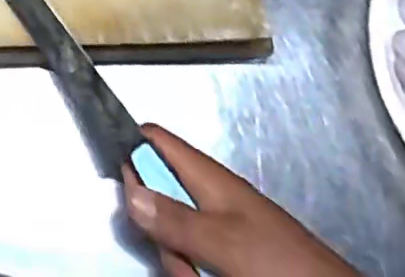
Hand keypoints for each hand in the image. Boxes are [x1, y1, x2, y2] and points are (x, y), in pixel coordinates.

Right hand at [123, 125, 358, 276]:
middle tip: (182, 262)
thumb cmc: (282, 265)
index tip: (122, 187)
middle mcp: (207, 197)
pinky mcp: (230, 261)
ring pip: (173, 239)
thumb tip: (127, 191)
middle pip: (156, 199)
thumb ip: (175, 219)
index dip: (132, 151)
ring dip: (181, 267)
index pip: (154, 140)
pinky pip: (195, 263)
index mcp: (206, 176)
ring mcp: (219, 230)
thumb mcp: (225, 243)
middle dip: (159, 235)